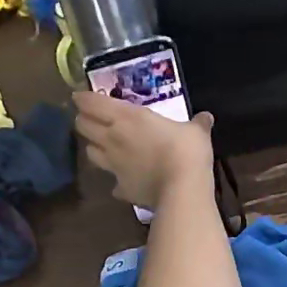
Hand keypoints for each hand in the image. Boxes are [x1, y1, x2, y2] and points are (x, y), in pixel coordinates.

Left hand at [73, 91, 214, 209]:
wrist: (181, 189)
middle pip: (83, 126)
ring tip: (102, 147)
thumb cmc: (186, 151)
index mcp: (127, 117)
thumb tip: (206, 117)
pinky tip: (126, 182)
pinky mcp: (121, 188)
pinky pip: (113, 183)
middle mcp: (113, 138)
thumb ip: (198, 124)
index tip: (80, 97)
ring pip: (90, 153)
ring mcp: (114, 165)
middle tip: (91, 120)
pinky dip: (117, 182)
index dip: (83, 98)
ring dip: (94, 148)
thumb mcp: (196, 132)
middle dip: (83, 121)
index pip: (92, 103)